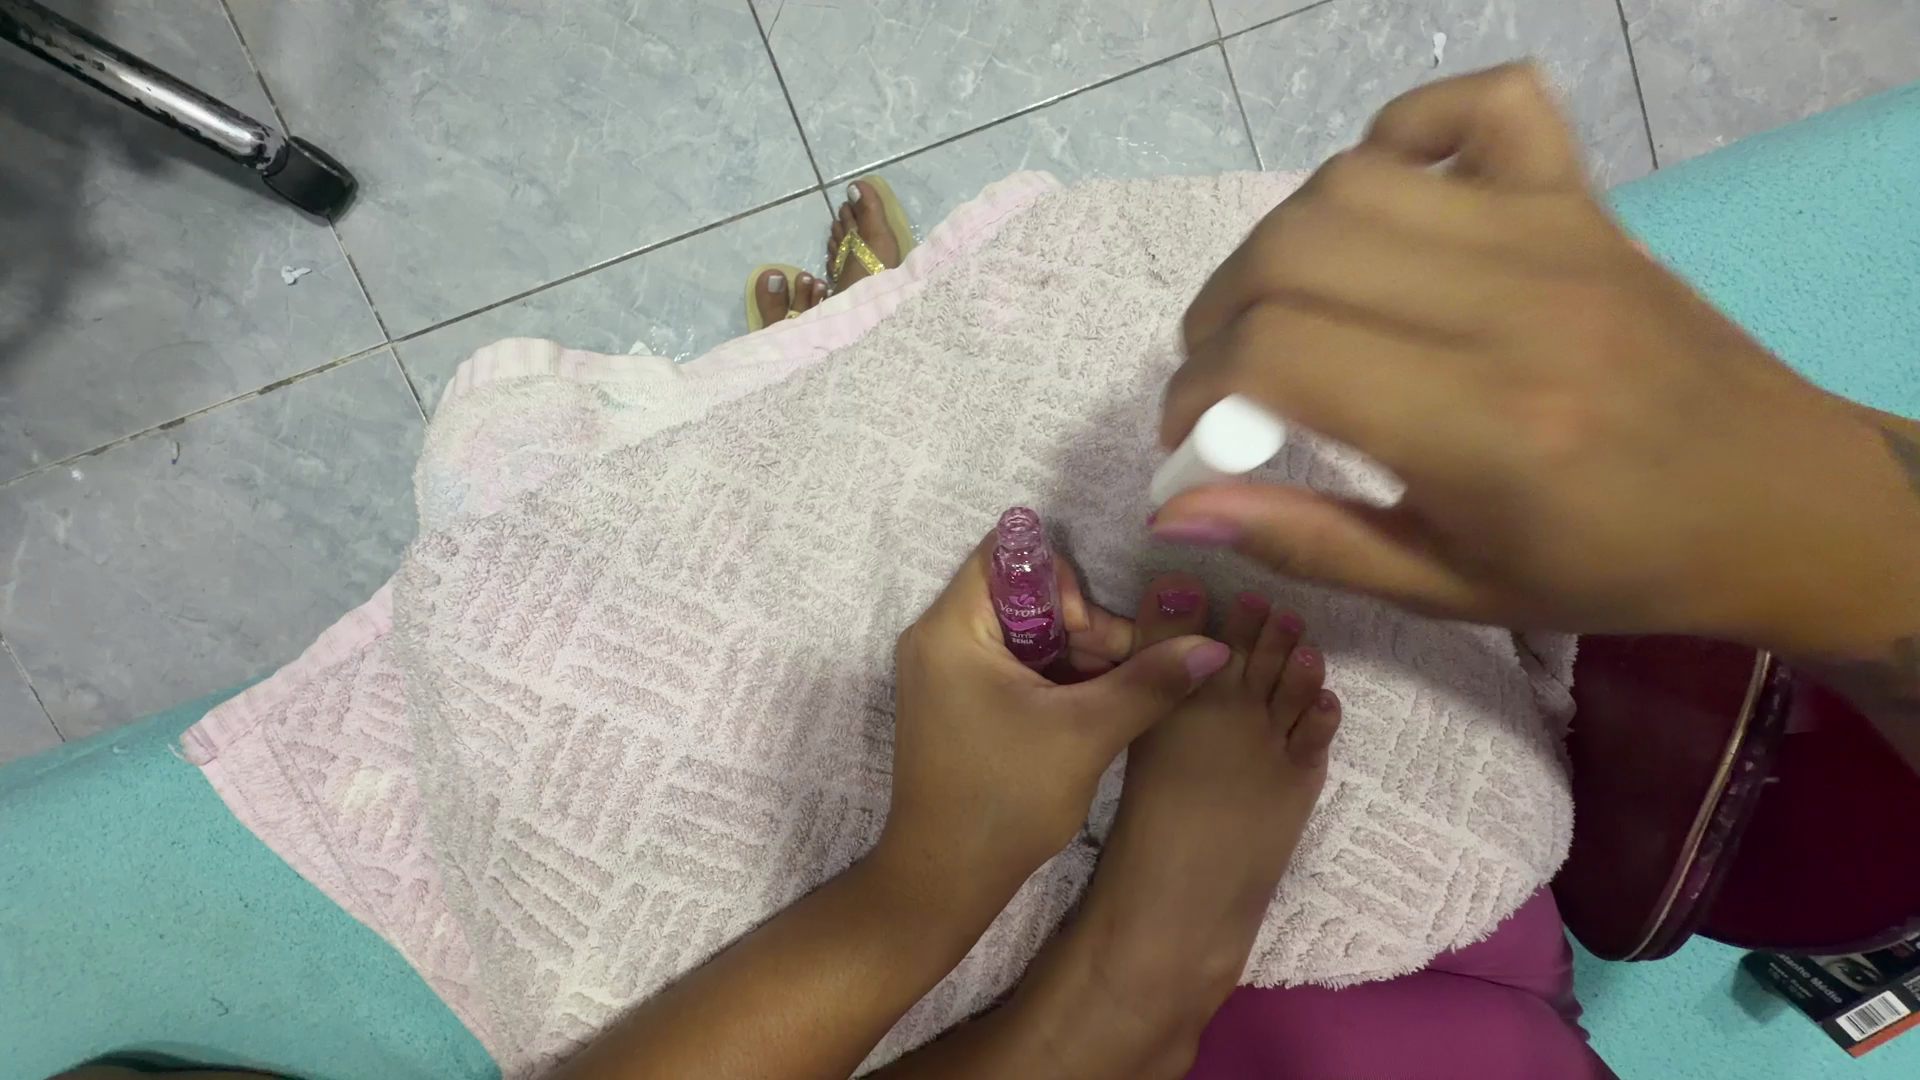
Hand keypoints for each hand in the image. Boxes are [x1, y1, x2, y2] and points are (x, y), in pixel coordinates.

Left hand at [878, 532, 1230, 901]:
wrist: (945, 878)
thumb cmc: (1005, 799)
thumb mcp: (1086, 733)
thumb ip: (1150, 682)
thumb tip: (1213, 646)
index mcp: (951, 628)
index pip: (1006, 555)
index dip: (1061, 580)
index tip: (1089, 630)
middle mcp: (938, 637)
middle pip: (1021, 596)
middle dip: (1080, 628)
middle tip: (1122, 670)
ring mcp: (944, 669)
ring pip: (1022, 632)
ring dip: (1073, 656)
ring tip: (1114, 696)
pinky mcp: (956, 698)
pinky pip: (1010, 663)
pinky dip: (1051, 677)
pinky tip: (1089, 710)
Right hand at [1158, 64, 1919, 653]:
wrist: (1779, 503)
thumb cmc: (1598, 566)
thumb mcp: (1436, 589)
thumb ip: (1299, 542)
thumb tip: (1172, 511)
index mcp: (1479, 426)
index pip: (1275, 353)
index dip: (1195, 388)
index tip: (1189, 434)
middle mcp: (1510, 306)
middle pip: (1292, 253)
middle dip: (1214, 318)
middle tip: (1219, 378)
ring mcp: (1552, 233)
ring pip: (1350, 181)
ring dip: (1273, 246)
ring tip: (1273, 310)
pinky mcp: (1580, 198)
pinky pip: (1478, 107)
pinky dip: (1399, 136)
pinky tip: (1377, 207)